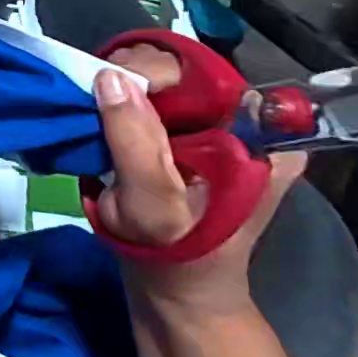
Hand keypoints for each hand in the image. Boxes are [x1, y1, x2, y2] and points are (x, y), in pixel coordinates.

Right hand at [92, 47, 305, 318]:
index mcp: (261, 136)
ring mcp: (208, 125)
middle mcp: (241, 121)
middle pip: (183, 67)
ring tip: (96, 101)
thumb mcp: (154, 207)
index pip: (212, 73)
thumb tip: (110, 76)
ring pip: (160, 75)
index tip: (125, 83)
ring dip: (120, 80)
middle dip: (135, 71)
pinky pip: (146, 92)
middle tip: (100, 91)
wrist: (172, 289)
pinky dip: (116, 91)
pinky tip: (100, 106)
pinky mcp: (178, 130)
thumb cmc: (173, 253)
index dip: (164, 69)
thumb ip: (136, 143)